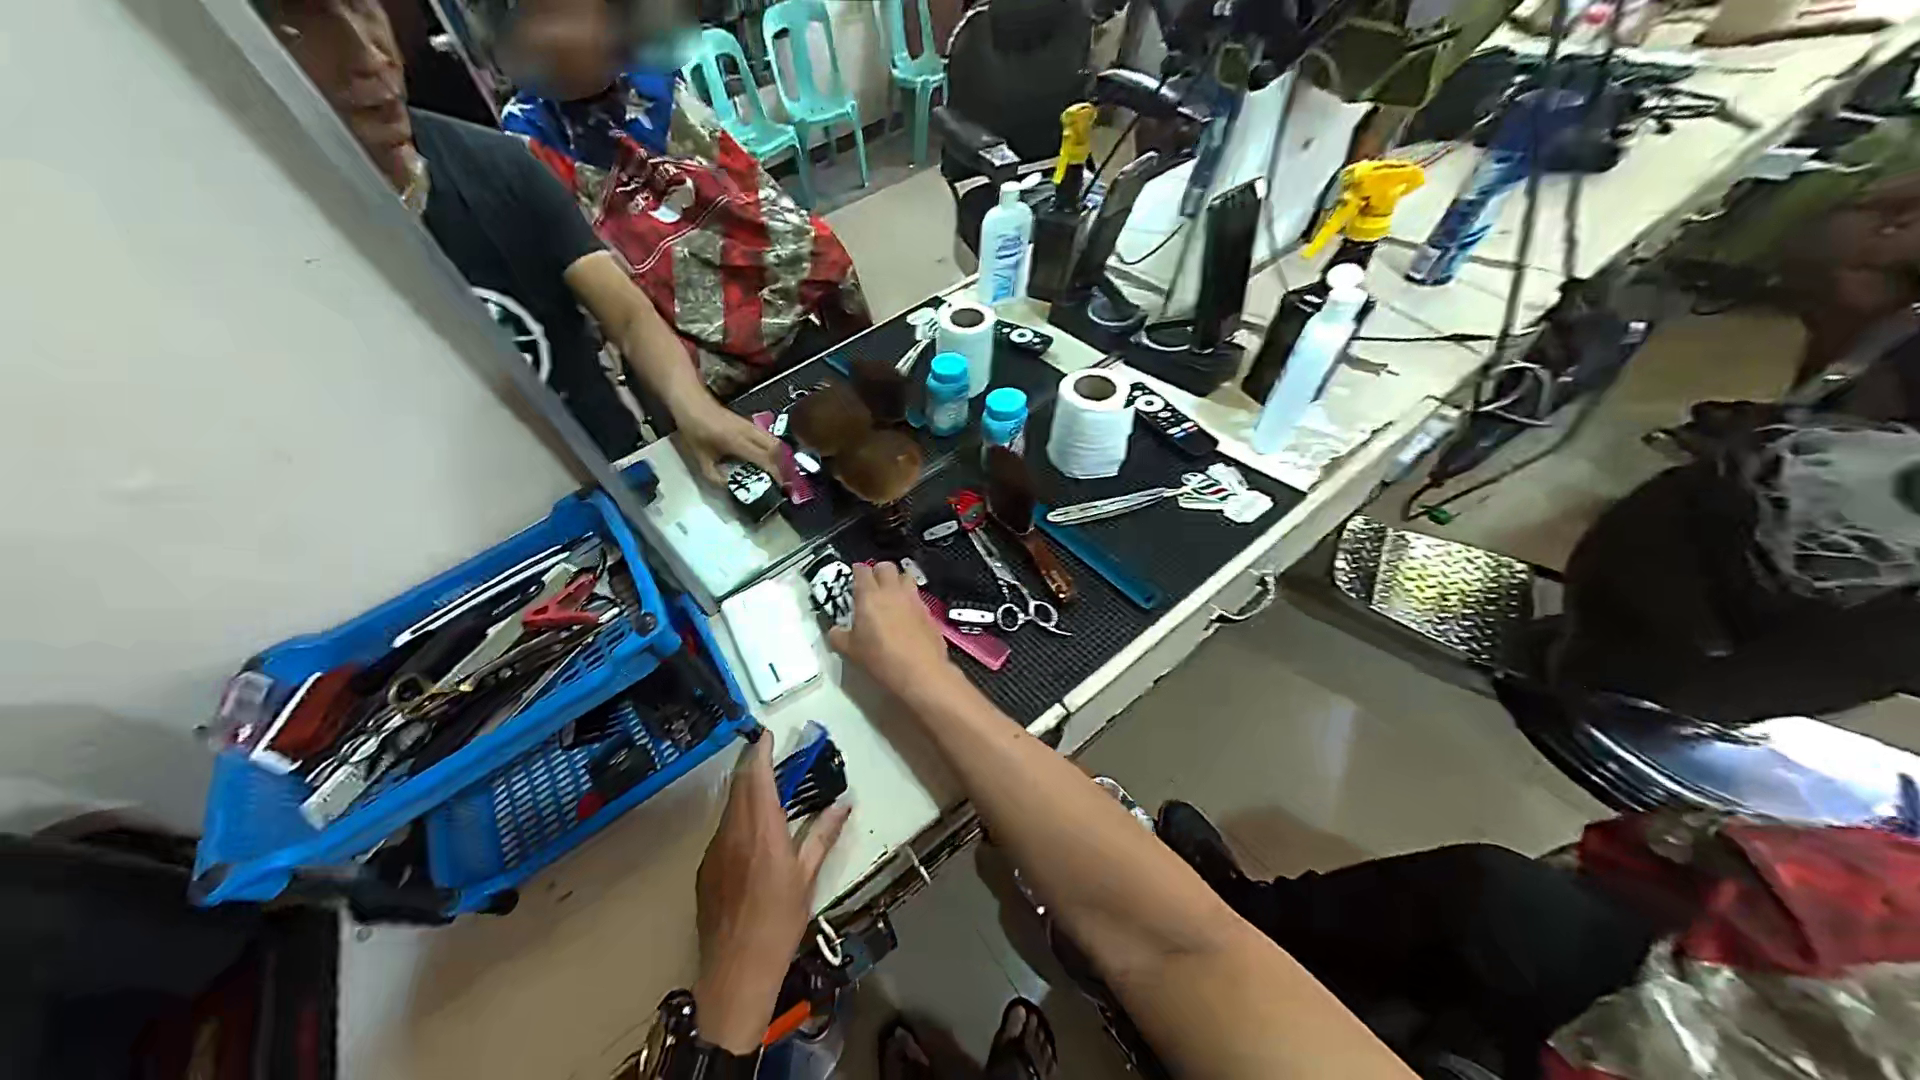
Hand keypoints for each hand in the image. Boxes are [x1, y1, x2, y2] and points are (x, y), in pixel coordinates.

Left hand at [673, 396, 783, 485]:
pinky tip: (769, 457)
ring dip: (780, 456)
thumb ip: (714, 476)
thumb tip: (730, 486)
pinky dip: (774, 448)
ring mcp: (751, 425)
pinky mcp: (750, 422)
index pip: (764, 458)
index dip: (775, 473)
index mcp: (736, 442)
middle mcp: (748, 432)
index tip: (780, 486)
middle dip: (783, 465)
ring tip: (779, 470)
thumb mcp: (699, 457)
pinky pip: (769, 436)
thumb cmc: (694, 430)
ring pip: (775, 441)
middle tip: (782, 480)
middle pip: (777, 448)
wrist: (692, 403)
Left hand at [694, 734, 849, 1053]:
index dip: (761, 752)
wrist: (736, 970)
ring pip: (729, 807)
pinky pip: (722, 829)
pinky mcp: (705, 868)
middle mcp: (734, 832)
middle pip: (739, 786)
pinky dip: (736, 816)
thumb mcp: (808, 877)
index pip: (758, 778)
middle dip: (753, 765)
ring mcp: (715, 850)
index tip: (767, 735)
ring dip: (745, 790)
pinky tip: (750, 830)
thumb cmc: (779, 922)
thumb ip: (823, 834)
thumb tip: (843, 804)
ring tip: (764, 787)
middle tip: (769, 753)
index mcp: (762, 830)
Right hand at [827, 563, 955, 701]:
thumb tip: (835, 631)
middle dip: (878, 572)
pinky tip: (907, 615)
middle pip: (886, 567)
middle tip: (873, 585)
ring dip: (897, 581)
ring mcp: (914, 599)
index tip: (854, 577)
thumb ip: (838, 636)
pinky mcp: (928, 611)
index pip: (862, 571)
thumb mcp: (850, 651)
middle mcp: (893, 591)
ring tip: (892, 596)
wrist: (920, 672)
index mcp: (869, 596)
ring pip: (906, 577)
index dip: (857, 571)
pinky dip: (910, 600)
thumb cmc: (880, 659)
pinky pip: (917, 597)